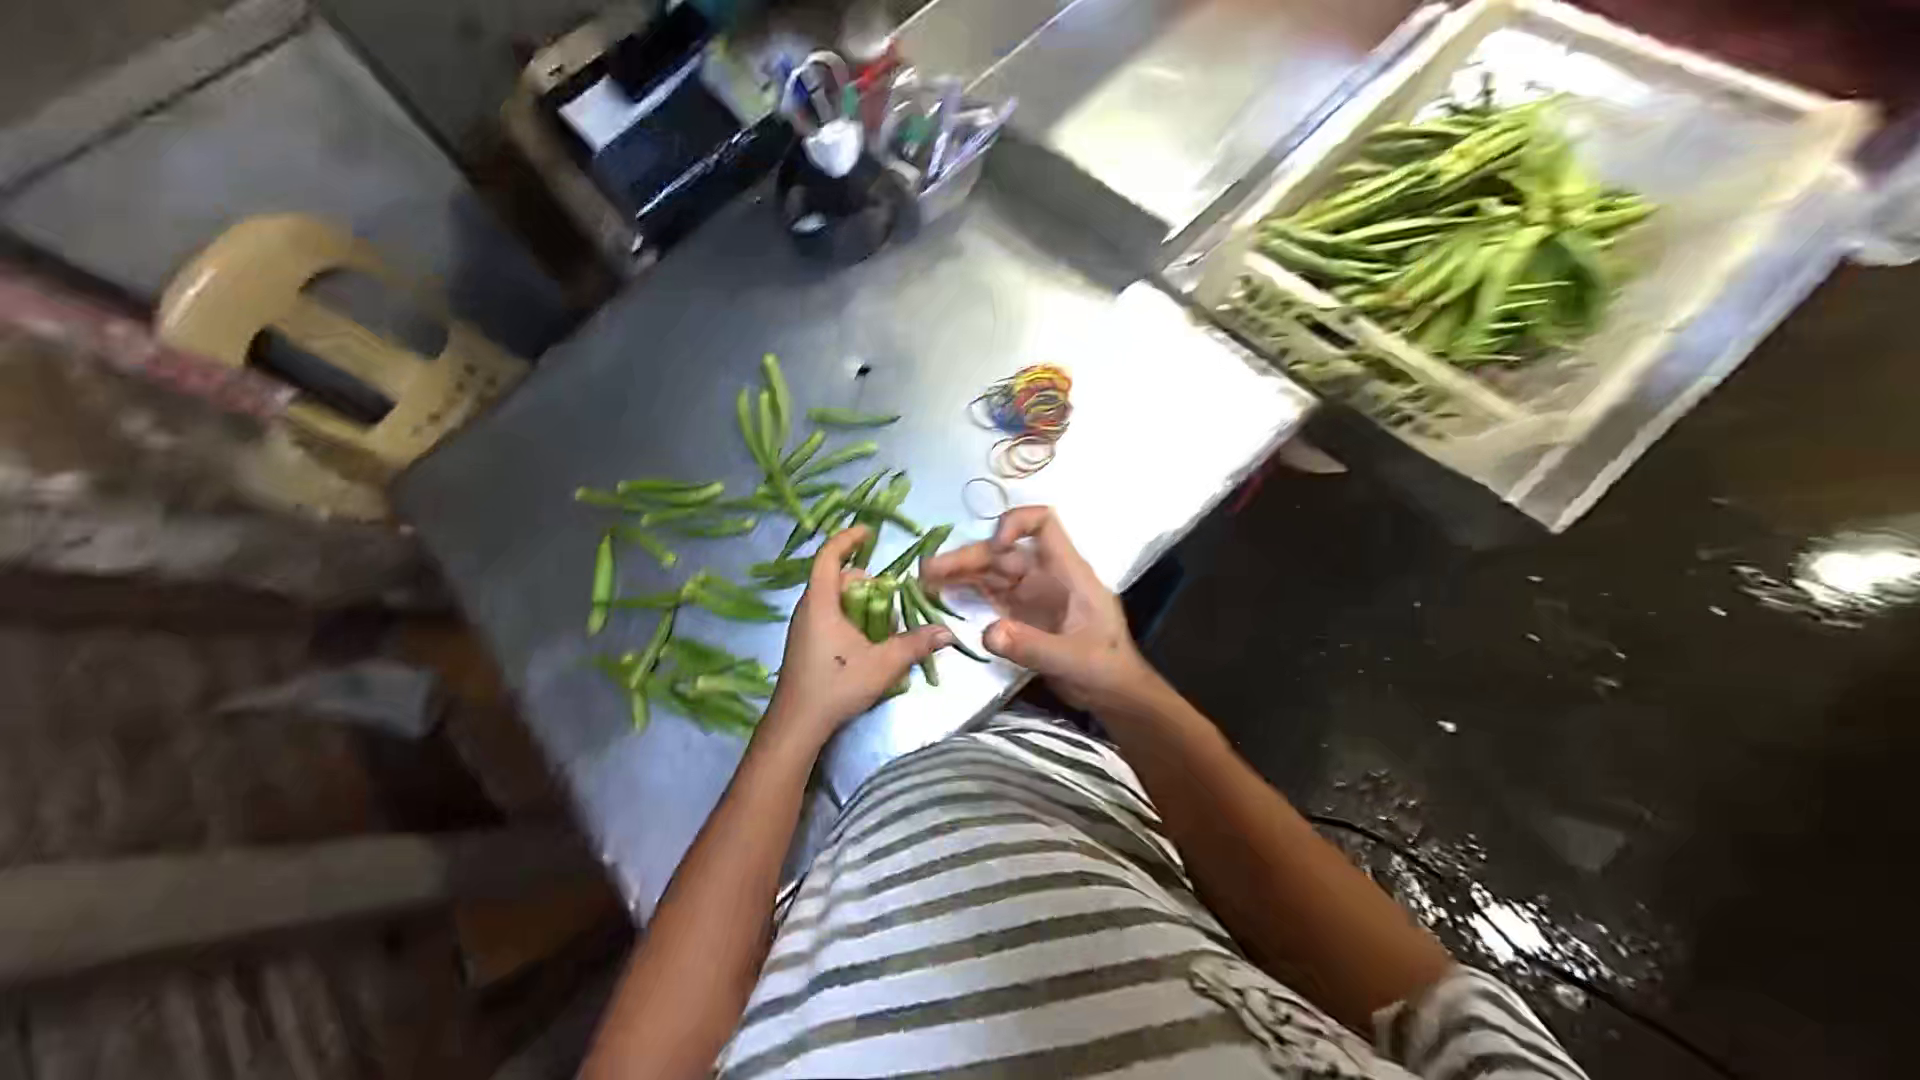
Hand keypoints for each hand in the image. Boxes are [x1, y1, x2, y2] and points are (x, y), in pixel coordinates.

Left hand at [763, 526, 951, 747]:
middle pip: (838, 579)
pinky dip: (850, 618)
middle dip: (867, 584)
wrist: (797, 723)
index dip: (848, 539)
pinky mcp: (805, 643)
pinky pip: (829, 616)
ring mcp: (804, 626)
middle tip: (889, 603)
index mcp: (821, 603)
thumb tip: (946, 632)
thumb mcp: (882, 664)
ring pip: (834, 599)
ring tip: (883, 628)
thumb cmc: (835, 686)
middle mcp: (808, 608)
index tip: (869, 532)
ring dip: (860, 604)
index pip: (829, 557)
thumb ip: (915, 644)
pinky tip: (867, 644)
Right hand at [922, 506, 1154, 709]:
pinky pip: (988, 594)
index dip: (1016, 524)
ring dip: (959, 572)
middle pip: (1003, 551)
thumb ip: (1033, 646)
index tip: (994, 546)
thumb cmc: (1105, 667)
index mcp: (1067, 571)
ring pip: (991, 571)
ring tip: (924, 580)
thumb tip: (987, 633)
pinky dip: (964, 591)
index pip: (1044, 525)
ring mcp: (1030, 593)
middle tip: (929, 571)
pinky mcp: (1019, 612)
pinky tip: (940, 595)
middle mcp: (1045, 574)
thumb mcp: (1073, 659)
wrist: (1113, 692)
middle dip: (968, 557)